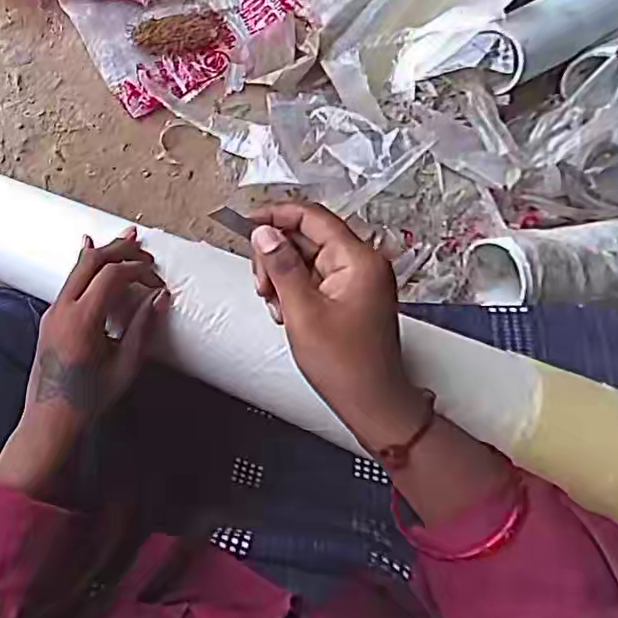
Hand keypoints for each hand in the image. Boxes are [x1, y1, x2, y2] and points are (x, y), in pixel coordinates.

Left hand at [0, 229, 170, 498]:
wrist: (50, 418)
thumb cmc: (88, 399)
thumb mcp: (125, 366)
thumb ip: (142, 328)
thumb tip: (160, 297)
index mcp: (80, 320)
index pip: (110, 276)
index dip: (137, 271)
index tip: (156, 280)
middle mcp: (62, 310)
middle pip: (90, 262)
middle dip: (118, 250)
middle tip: (142, 246)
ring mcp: (52, 312)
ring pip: (76, 269)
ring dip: (101, 254)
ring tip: (124, 242)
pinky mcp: (51, 318)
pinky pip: (68, 283)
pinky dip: (85, 267)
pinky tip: (89, 252)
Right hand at [247, 203, 424, 447]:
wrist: (371, 401)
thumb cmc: (345, 364)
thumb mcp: (302, 311)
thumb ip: (281, 266)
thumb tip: (264, 233)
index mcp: (358, 260)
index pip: (311, 217)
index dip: (275, 216)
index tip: (247, 222)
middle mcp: (361, 263)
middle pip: (305, 237)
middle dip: (275, 256)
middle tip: (262, 283)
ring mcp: (355, 279)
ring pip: (304, 258)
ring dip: (280, 275)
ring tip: (276, 304)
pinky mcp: (348, 295)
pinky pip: (311, 278)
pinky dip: (292, 290)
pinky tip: (286, 311)